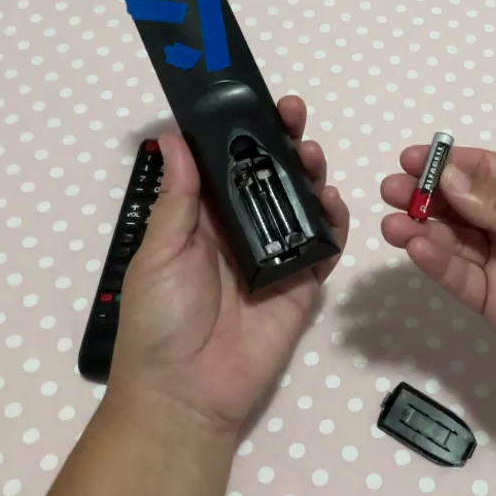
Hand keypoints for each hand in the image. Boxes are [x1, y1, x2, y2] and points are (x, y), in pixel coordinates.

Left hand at [107, 96, 348, 432]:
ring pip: (303, 203)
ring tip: (311, 156)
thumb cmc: (160, 320)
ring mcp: (279, 254)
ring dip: (310, 174)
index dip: (245, 132)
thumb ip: (178, 198)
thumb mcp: (160, 254)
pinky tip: (332, 202)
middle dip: (285, 142)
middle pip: (272, 177)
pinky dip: (335, 222)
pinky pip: (326, 245)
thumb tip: (173, 137)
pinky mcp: (305, 282)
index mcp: (205, 219)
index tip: (257, 102)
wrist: (188, 393)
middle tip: (294, 117)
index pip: (230, 165)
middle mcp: (245, 229)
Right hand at [380, 146, 495, 402]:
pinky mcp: (494, 304)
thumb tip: (449, 177)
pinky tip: (414, 247)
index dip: (451, 164)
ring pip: (456, 241)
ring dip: (423, 229)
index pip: (489, 173)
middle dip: (428, 196)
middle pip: (465, 206)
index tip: (412, 158)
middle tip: (392, 190)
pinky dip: (436, 262)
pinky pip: (460, 277)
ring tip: (392, 222)